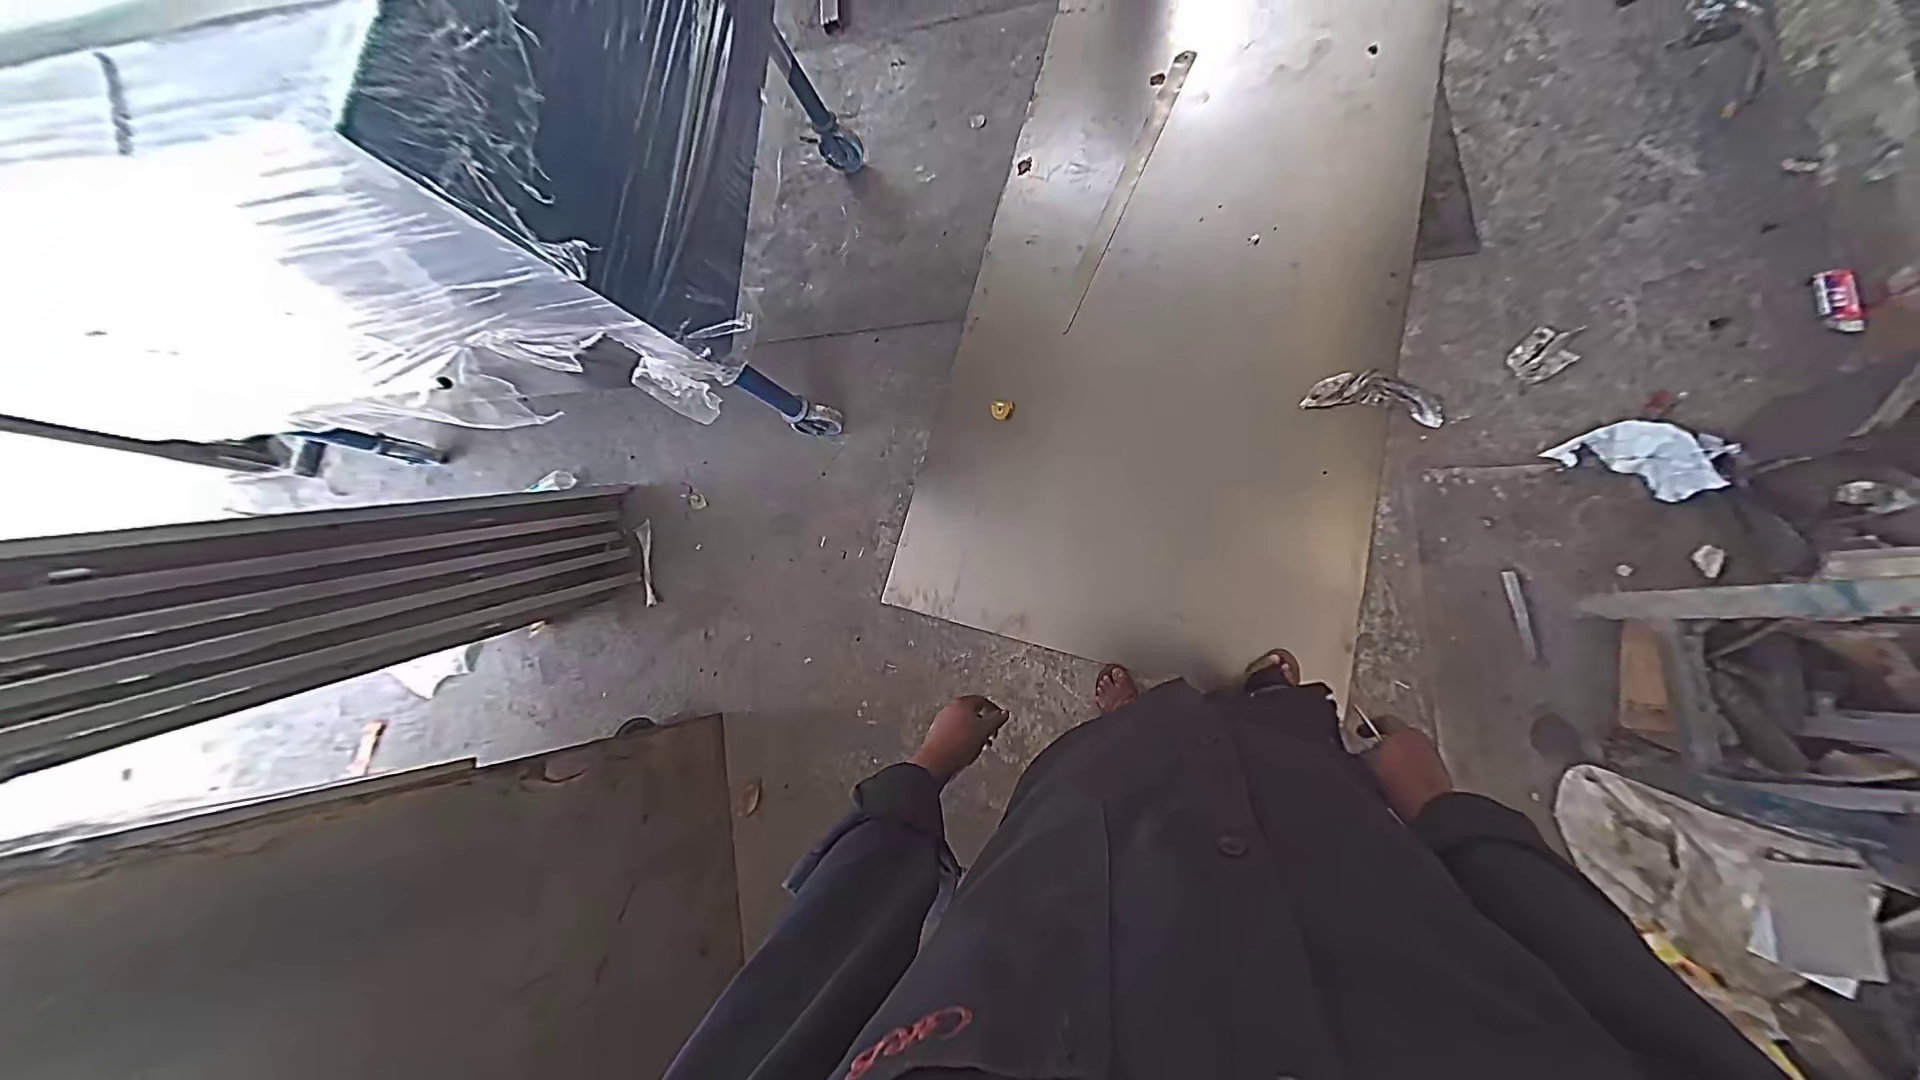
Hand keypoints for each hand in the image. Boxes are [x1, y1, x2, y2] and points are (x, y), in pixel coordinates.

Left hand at [909, 696, 1010, 782]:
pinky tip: (967, 749)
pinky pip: (954, 732)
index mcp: (962, 703)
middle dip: (984, 724)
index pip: (983, 701)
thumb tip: (1004, 713)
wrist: (937, 761)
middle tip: (991, 735)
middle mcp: (950, 709)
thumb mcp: (985, 731)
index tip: (1000, 721)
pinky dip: (963, 738)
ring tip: (981, 745)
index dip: (994, 711)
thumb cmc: (960, 744)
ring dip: (974, 732)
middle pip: (972, 712)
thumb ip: (996, 720)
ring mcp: (942, 720)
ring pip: (963, 723)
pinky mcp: (936, 733)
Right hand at [1361, 716, 1451, 820]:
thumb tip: (1359, 752)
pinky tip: (1396, 783)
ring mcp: (1433, 758)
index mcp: (1403, 732)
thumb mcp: (1366, 764)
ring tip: (1381, 771)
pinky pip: (1417, 767)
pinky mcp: (1439, 776)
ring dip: (1396, 758)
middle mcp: (1421, 741)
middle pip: (1398, 736)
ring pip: (1408, 752)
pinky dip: (1407, 771)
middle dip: (1384, 742)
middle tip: (1369, 752)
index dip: (1368, 725)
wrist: (1430, 810)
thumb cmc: (1398, 782)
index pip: (1383, 720)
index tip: (1360, 732)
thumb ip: (1361, 752)